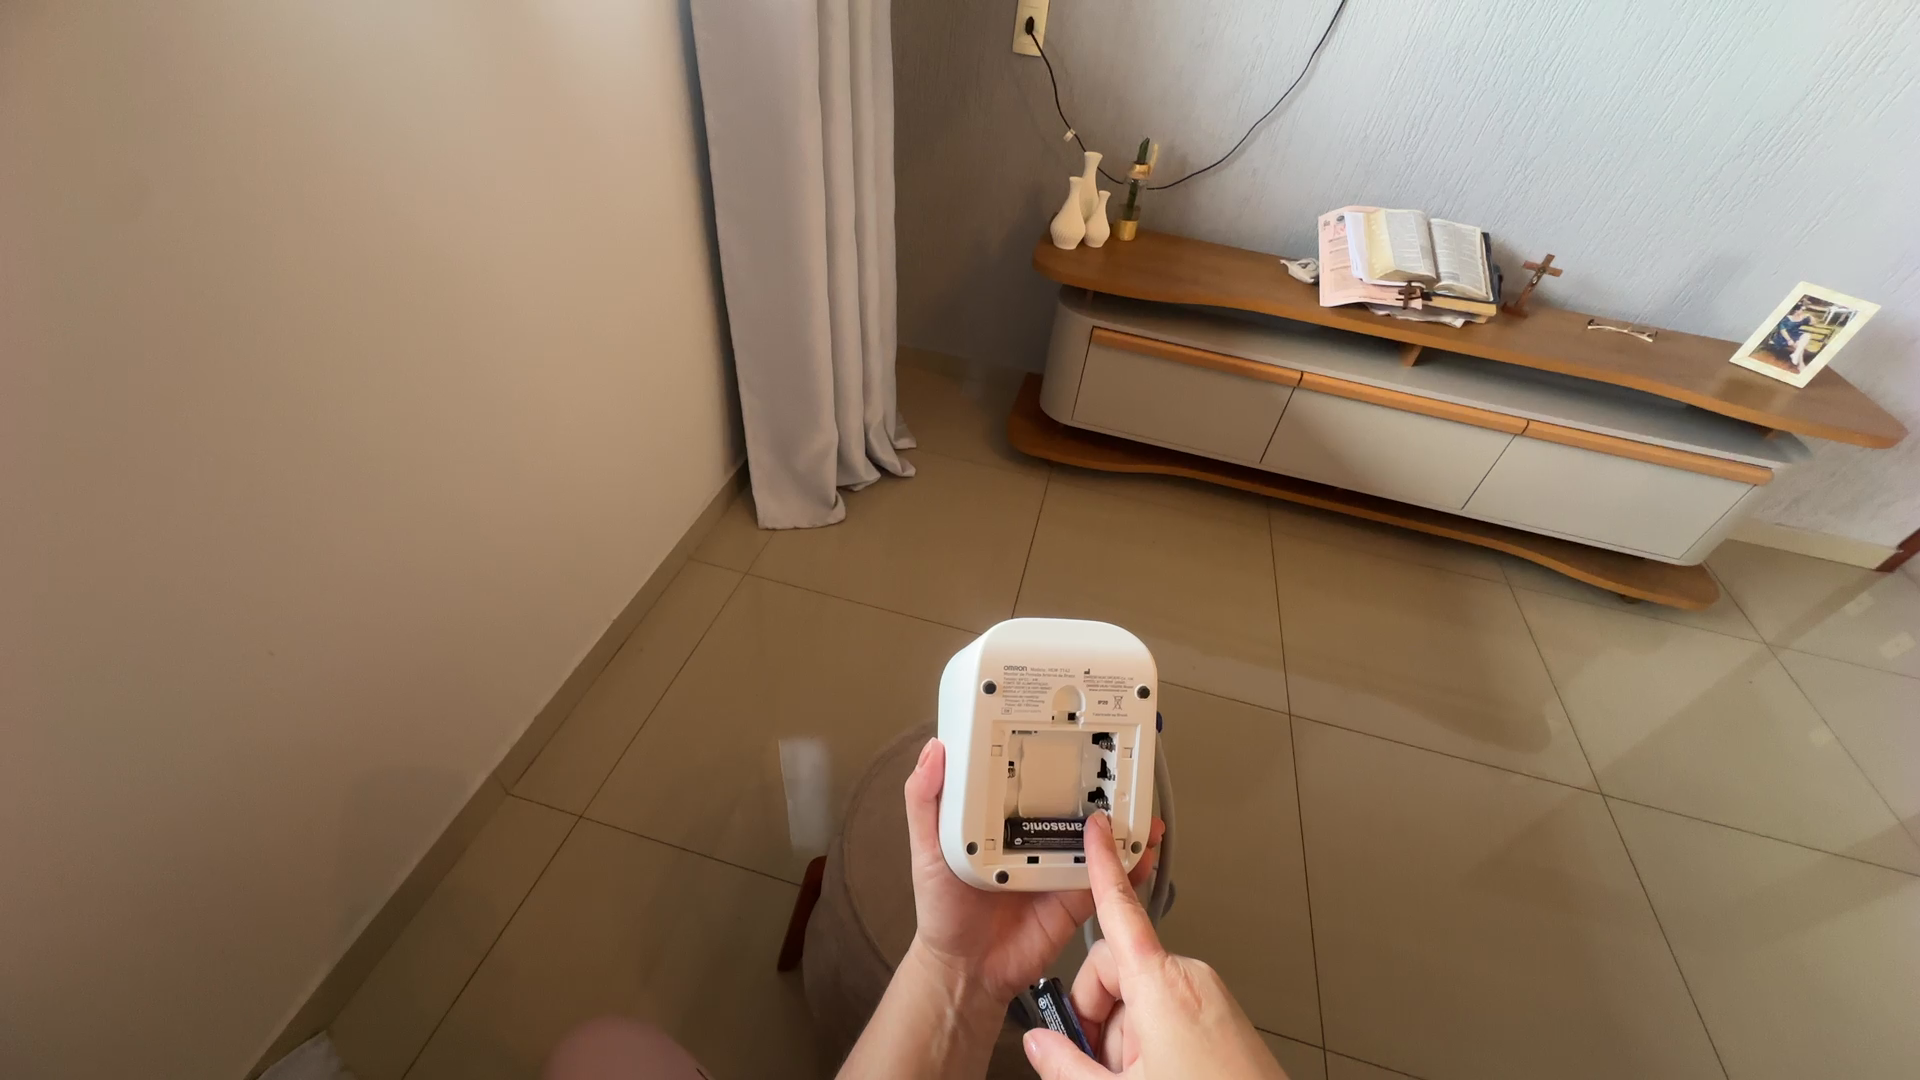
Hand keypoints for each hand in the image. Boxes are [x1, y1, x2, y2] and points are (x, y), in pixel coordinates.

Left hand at [902, 737, 1162, 1002]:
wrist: (969, 971)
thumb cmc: (944, 908)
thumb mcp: (926, 849)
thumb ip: (925, 802)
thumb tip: (933, 751)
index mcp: (1001, 816)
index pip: (1027, 774)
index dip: (1047, 749)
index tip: (1069, 726)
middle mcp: (1034, 832)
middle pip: (1072, 798)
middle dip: (1101, 780)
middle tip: (1123, 760)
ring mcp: (1058, 861)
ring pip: (1098, 833)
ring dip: (1124, 816)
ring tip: (1143, 800)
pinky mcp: (1076, 894)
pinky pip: (1108, 875)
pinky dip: (1131, 863)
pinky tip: (1145, 849)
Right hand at [1023, 812, 1287, 1079]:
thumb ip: (1067, 1065)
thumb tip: (1040, 1045)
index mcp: (1161, 983)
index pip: (1119, 906)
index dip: (1103, 862)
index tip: (1098, 828)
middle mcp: (1188, 978)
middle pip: (1117, 966)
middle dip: (1099, 1011)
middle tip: (1098, 1062)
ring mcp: (1209, 997)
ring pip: (1141, 994)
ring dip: (1125, 1035)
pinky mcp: (1224, 1018)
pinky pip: (1169, 1009)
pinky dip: (1152, 1039)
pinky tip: (1156, 1077)